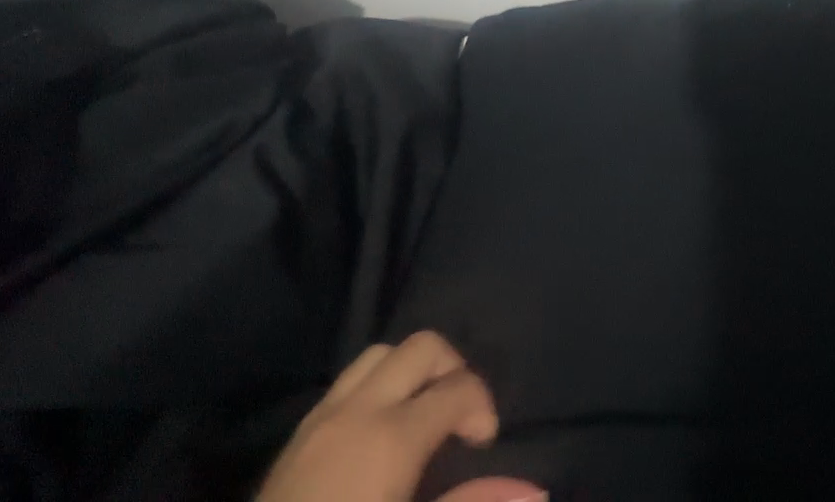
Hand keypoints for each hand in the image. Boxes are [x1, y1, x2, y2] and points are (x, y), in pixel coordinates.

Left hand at [257, 331, 545, 501]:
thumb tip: (538, 491)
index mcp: (392, 436)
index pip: (460, 386)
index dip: (484, 407)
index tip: (482, 446)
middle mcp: (358, 411)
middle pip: (421, 348)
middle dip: (452, 370)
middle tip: (458, 421)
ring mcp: (321, 419)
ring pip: (379, 356)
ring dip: (410, 375)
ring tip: (420, 420)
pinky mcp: (295, 437)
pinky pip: (347, 383)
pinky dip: (376, 390)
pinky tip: (377, 438)